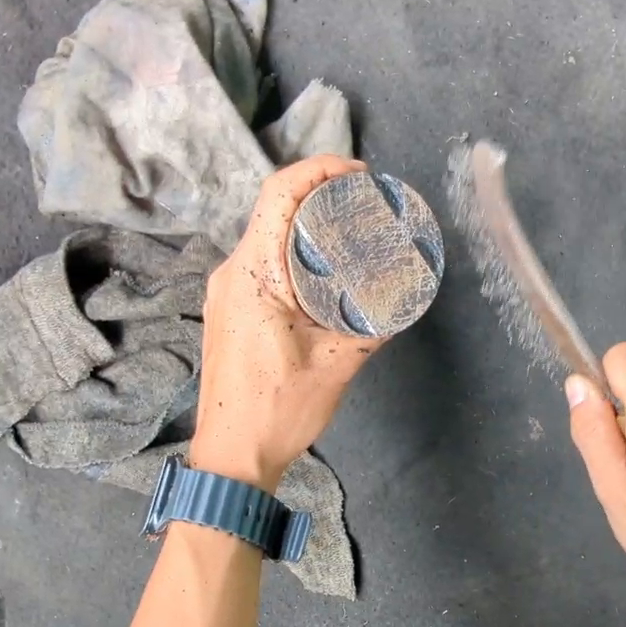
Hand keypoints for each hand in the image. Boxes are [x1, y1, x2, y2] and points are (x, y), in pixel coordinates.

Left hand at [191, 155, 385, 490]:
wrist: (231, 456)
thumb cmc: (278, 412)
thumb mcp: (336, 366)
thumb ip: (370, 328)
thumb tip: (401, 300)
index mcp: (252, 276)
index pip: (278, 194)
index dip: (319, 170)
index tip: (358, 174)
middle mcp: (230, 273)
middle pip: (272, 210)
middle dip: (320, 197)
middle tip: (365, 205)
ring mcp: (224, 293)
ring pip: (266, 238)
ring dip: (306, 228)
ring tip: (351, 234)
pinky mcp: (228, 311)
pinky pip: (261, 265)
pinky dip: (293, 256)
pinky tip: (322, 272)